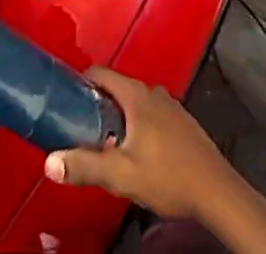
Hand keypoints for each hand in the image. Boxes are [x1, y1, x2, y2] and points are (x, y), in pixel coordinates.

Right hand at [41, 68, 240, 221]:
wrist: (216, 192)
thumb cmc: (167, 176)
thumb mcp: (120, 174)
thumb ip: (84, 166)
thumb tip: (49, 162)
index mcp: (137, 95)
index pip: (101, 73)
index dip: (80, 82)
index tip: (65, 99)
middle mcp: (154, 93)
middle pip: (117, 88)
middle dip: (97, 104)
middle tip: (79, 126)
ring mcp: (171, 106)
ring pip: (135, 102)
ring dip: (118, 116)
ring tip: (102, 141)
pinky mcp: (182, 123)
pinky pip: (151, 114)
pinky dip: (137, 124)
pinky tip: (135, 150)